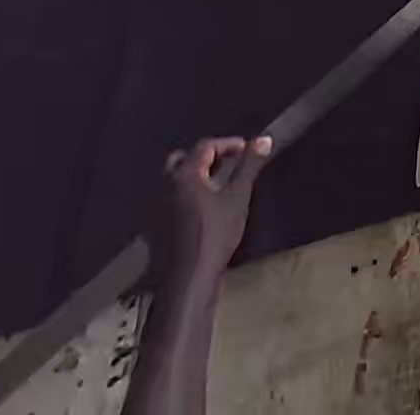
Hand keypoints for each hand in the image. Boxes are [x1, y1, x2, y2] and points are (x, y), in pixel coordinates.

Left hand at [157, 136, 272, 270]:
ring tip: (219, 185)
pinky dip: (187, 195)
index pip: (206, 146)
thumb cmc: (215, 234)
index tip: (247, 149)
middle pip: (183, 159)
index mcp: (184, 175)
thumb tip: (263, 139)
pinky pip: (171, 199)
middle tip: (228, 163)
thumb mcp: (238, 196)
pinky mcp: (156, 228)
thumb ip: (250, 165)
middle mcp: (165, 186)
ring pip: (175, 180)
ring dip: (196, 175)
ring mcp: (157, 208)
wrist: (187, 280)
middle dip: (207, 157)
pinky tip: (203, 209)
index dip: (229, 144)